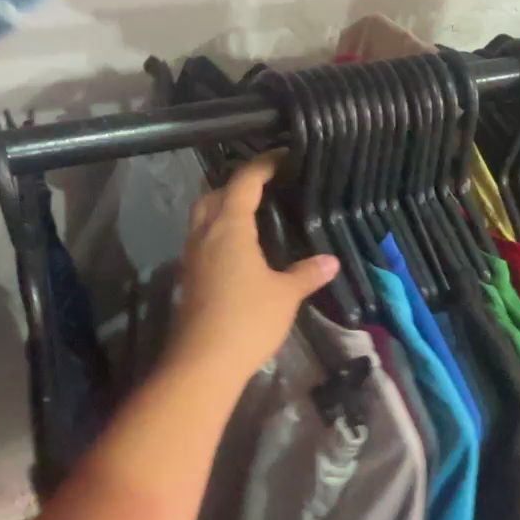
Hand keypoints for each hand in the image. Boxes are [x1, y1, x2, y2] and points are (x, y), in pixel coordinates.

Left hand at [167, 153, 340, 381]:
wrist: (204, 361)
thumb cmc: (247, 320)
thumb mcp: (285, 295)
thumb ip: (307, 274)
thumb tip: (331, 261)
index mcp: (229, 226)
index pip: (244, 182)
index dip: (263, 165)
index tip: (281, 157)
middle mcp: (204, 233)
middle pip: (213, 195)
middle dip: (234, 186)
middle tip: (262, 190)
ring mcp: (192, 257)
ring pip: (203, 219)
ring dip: (222, 211)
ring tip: (251, 218)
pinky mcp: (188, 279)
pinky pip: (202, 244)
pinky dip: (218, 237)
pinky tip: (238, 254)